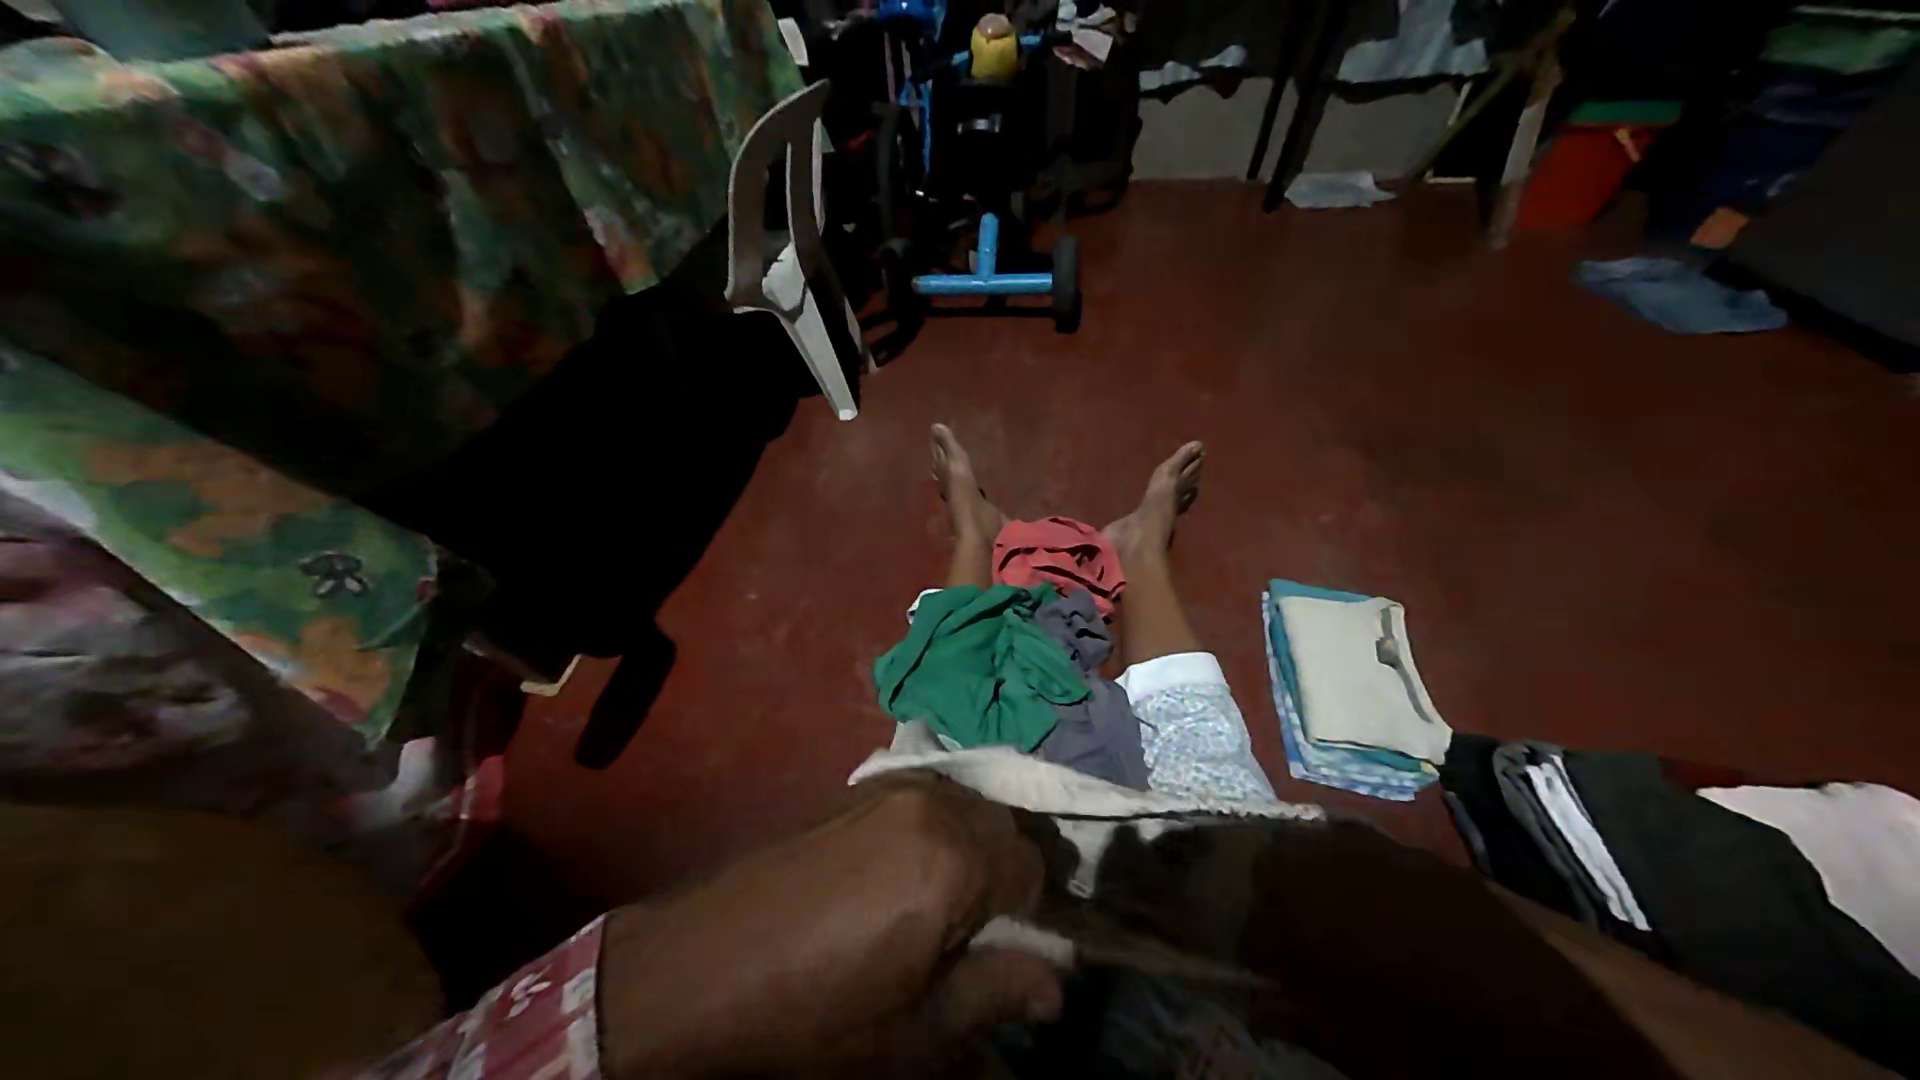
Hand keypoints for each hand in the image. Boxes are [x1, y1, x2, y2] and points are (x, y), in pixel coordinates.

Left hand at [598, 772, 1062, 1077]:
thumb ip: (996, 994)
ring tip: (938, 897)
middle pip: (1003, 824)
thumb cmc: (818, 1010)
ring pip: (966, 803)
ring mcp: (890, 786)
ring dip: (971, 842)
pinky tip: (901, 865)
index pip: (1033, 865)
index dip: (1032, 910)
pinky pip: (925, 793)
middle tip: (975, 926)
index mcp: (954, 858)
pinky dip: (936, 822)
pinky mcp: (858, 786)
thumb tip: (1057, 985)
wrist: (708, 961)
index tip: (1010, 945)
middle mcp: (931, 802)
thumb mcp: (916, 1030)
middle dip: (1003, 870)